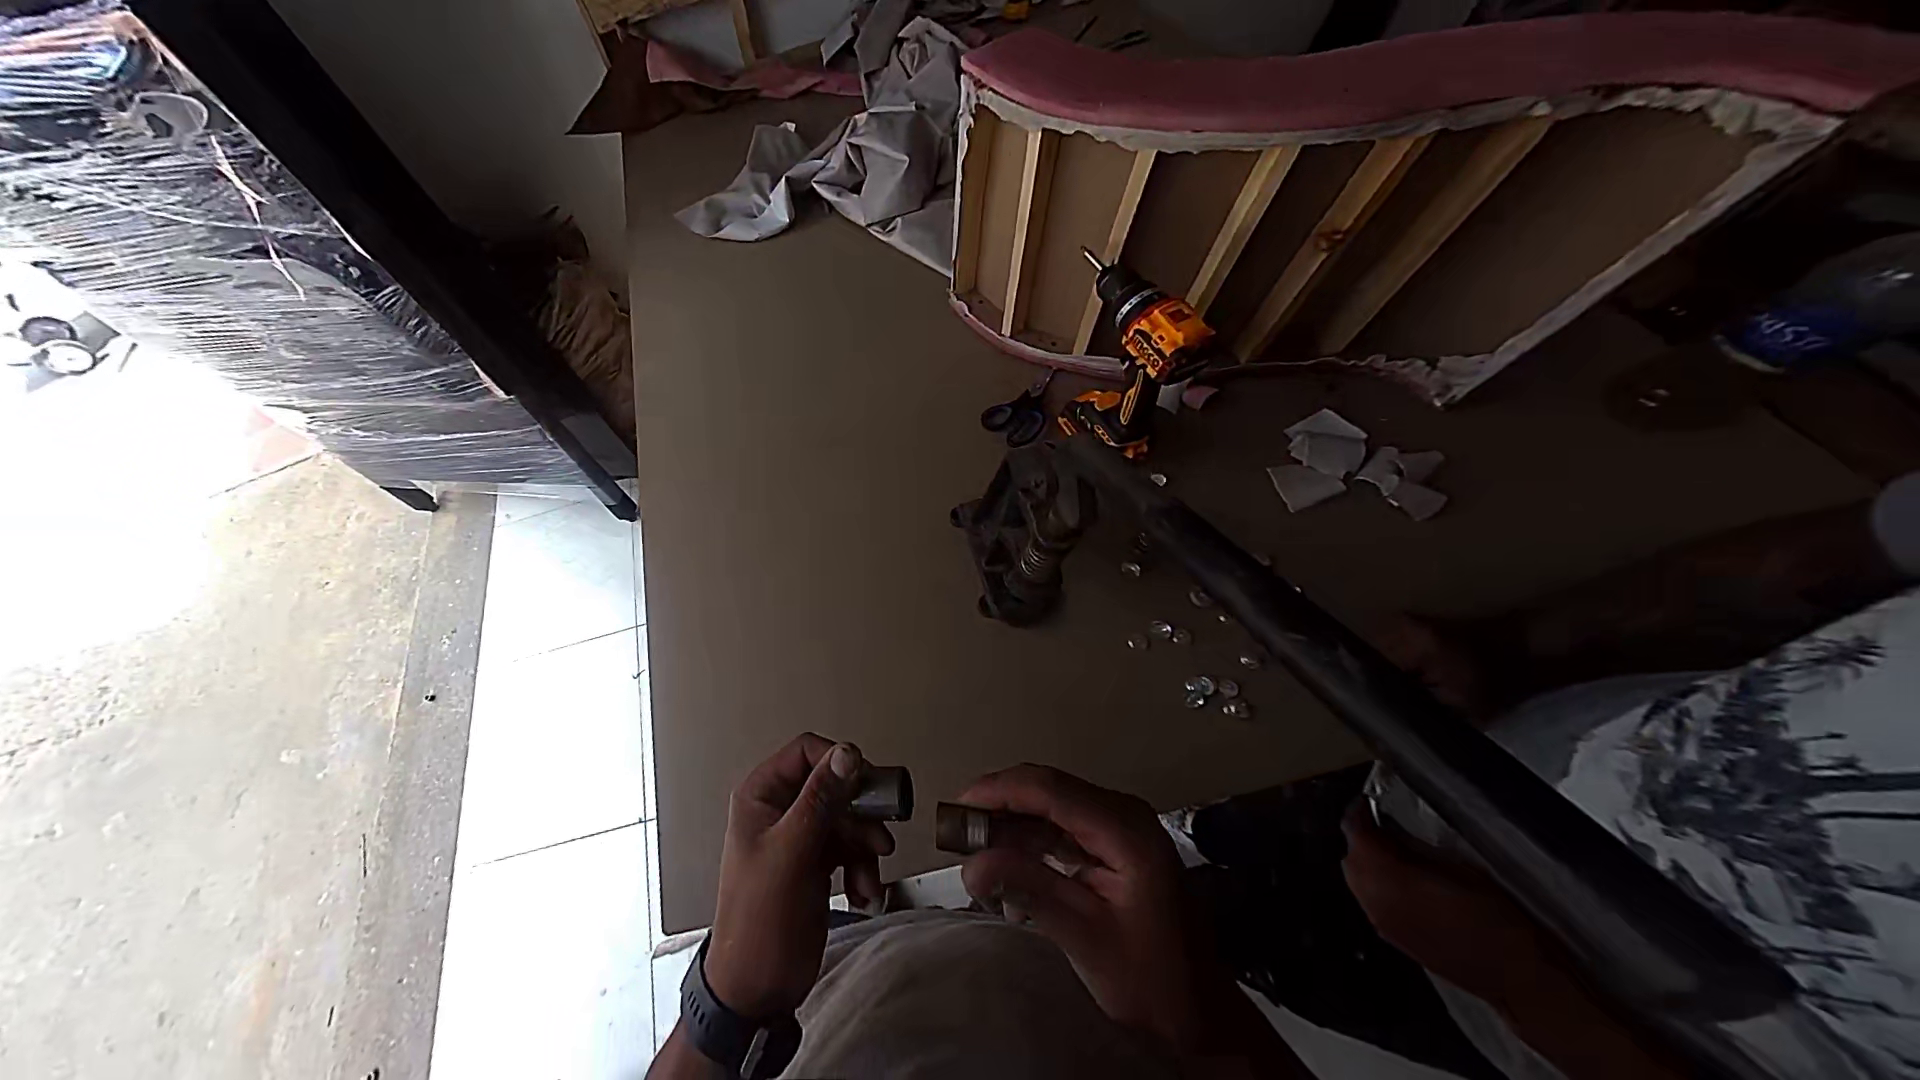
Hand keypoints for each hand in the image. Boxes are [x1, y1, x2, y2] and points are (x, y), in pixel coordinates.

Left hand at [703, 733, 894, 1018]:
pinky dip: (863, 866)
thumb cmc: (758, 924)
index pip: (807, 753)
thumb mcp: (791, 853)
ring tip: (871, 871)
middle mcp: (782, 810)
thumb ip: (820, 800)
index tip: (865, 783)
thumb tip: (846, 754)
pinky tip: (864, 889)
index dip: (839, 762)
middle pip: (835, 785)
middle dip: (860, 812)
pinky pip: (851, 846)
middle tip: (878, 834)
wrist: (758, 988)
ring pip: (849, 816)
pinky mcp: (818, 861)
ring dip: (866, 844)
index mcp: (761, 797)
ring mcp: (801, 836)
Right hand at [954, 764, 1209, 1046]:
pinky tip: (1003, 861)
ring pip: (1051, 807)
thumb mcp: (1085, 936)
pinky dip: (1029, 840)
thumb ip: (1029, 889)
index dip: (1000, 790)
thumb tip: (974, 863)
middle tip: (959, 831)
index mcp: (1126, 829)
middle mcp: (1123, 814)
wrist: (1198, 1013)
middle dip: (1001, 806)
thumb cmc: (1153, 982)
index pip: (1051, 789)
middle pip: (1049, 791)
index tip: (959, 805)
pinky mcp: (1111, 844)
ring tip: (973, 847)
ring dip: (1011, 824)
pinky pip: (1061, 828)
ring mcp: (1119, 827)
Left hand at [1342, 807, 1687, 1079]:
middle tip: (1382, 822)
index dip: (1360, 812)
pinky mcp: (1393, 938)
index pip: (1356, 834)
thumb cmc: (1502, 922)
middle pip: (1351, 856)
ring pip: (1356, 878)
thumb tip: (1395, 825)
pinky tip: (1400, 878)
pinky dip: (1377, 883)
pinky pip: (1370, 900)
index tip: (1368, 800)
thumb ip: (1416, 844)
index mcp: (1389, 880)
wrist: (1522, 980)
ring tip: (1393, 848)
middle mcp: (1375, 902)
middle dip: (1363, 838)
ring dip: (1368, 861)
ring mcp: (1381, 922)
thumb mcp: (1460, 866)